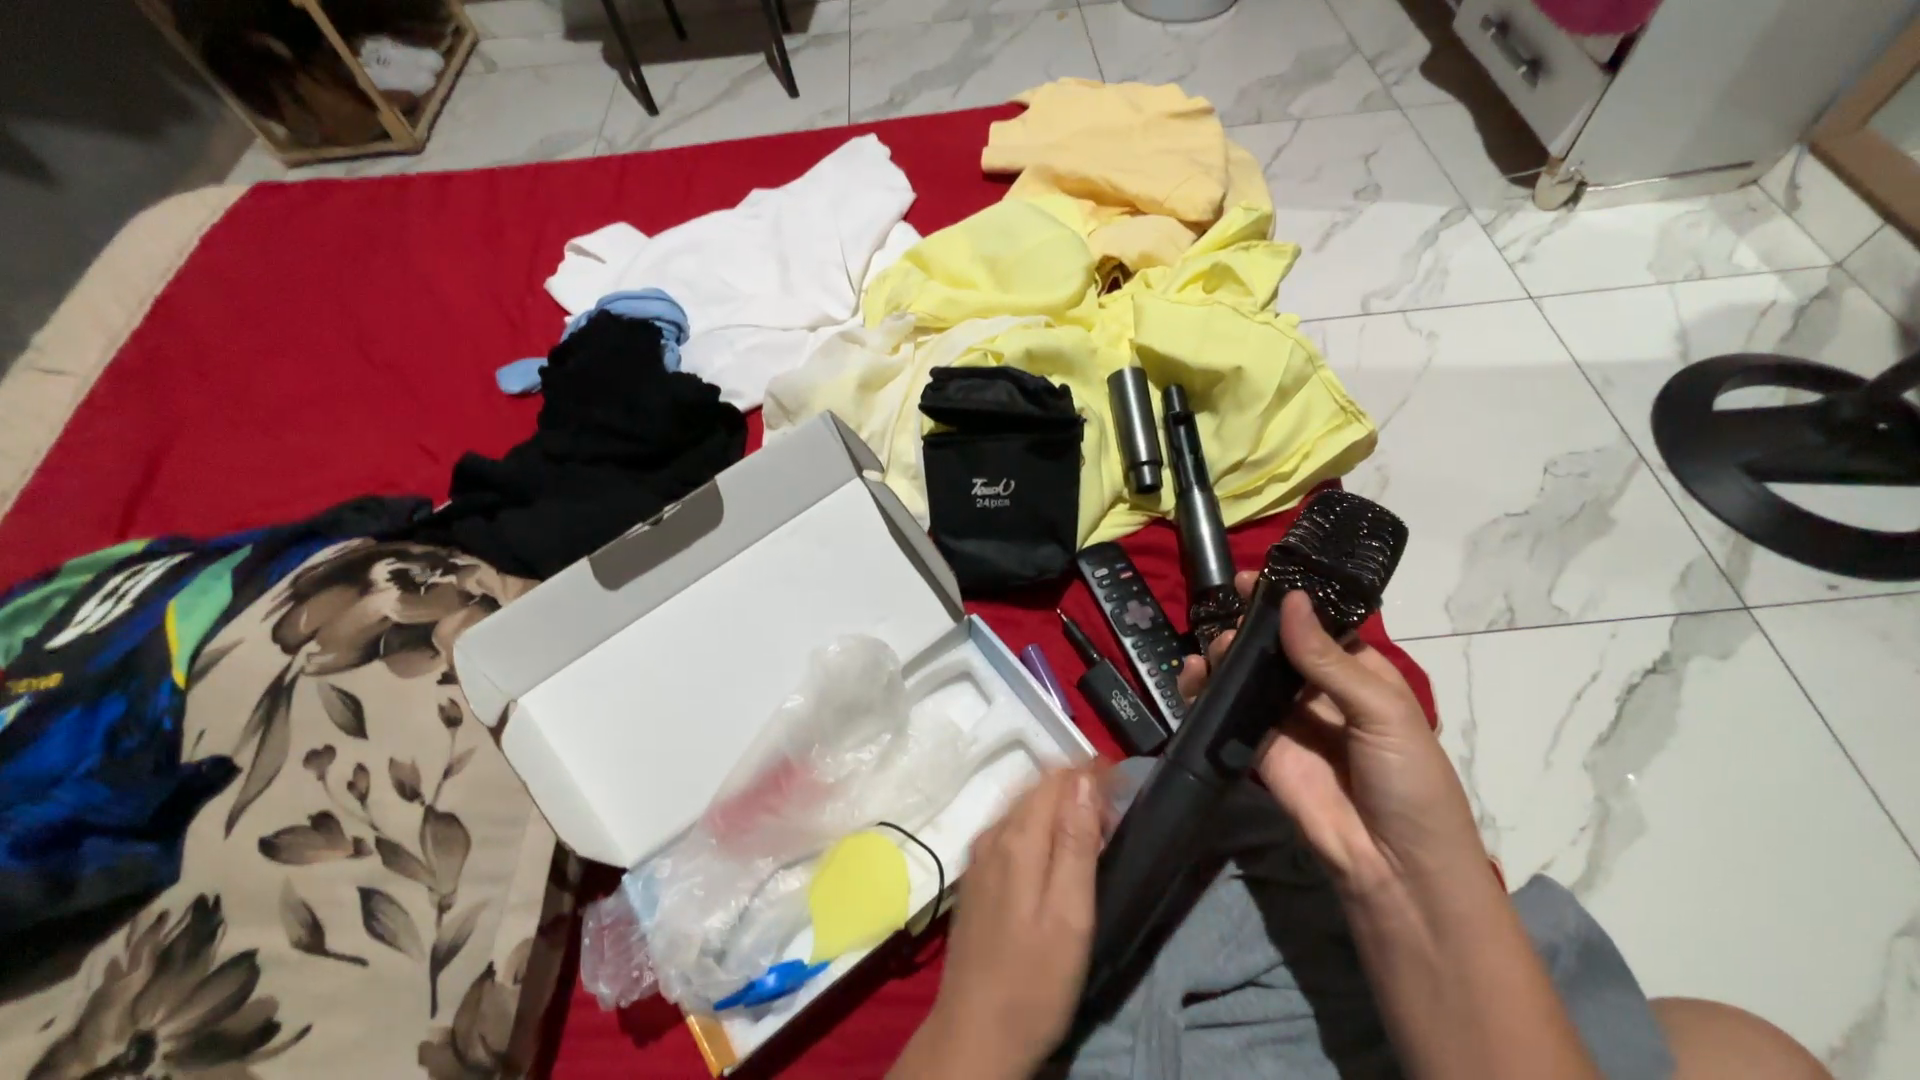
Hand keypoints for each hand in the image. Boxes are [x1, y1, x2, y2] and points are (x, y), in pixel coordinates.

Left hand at [889, 767, 1104, 1079]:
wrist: (974, 1034)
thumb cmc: (1035, 981)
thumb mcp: (1071, 914)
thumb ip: (1077, 843)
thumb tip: (1084, 780)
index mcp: (1017, 840)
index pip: (1056, 778)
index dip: (1091, 773)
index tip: (1125, 785)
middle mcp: (991, 836)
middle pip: (1037, 789)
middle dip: (1077, 788)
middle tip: (1116, 817)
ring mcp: (978, 858)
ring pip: (1023, 809)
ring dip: (1060, 808)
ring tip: (1096, 835)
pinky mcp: (975, 879)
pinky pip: (1011, 831)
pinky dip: (1040, 828)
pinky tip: (1058, 856)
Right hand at [1176, 574, 1484, 896]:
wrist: (1395, 867)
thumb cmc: (1410, 781)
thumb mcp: (1382, 713)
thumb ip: (1328, 660)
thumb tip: (1290, 602)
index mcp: (1360, 674)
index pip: (1318, 625)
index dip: (1288, 600)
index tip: (1252, 578)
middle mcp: (1320, 692)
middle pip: (1276, 647)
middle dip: (1249, 625)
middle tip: (1227, 614)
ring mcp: (1286, 722)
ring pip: (1248, 677)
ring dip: (1226, 656)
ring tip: (1212, 649)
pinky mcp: (1258, 751)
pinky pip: (1228, 715)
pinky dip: (1205, 693)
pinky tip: (1191, 676)